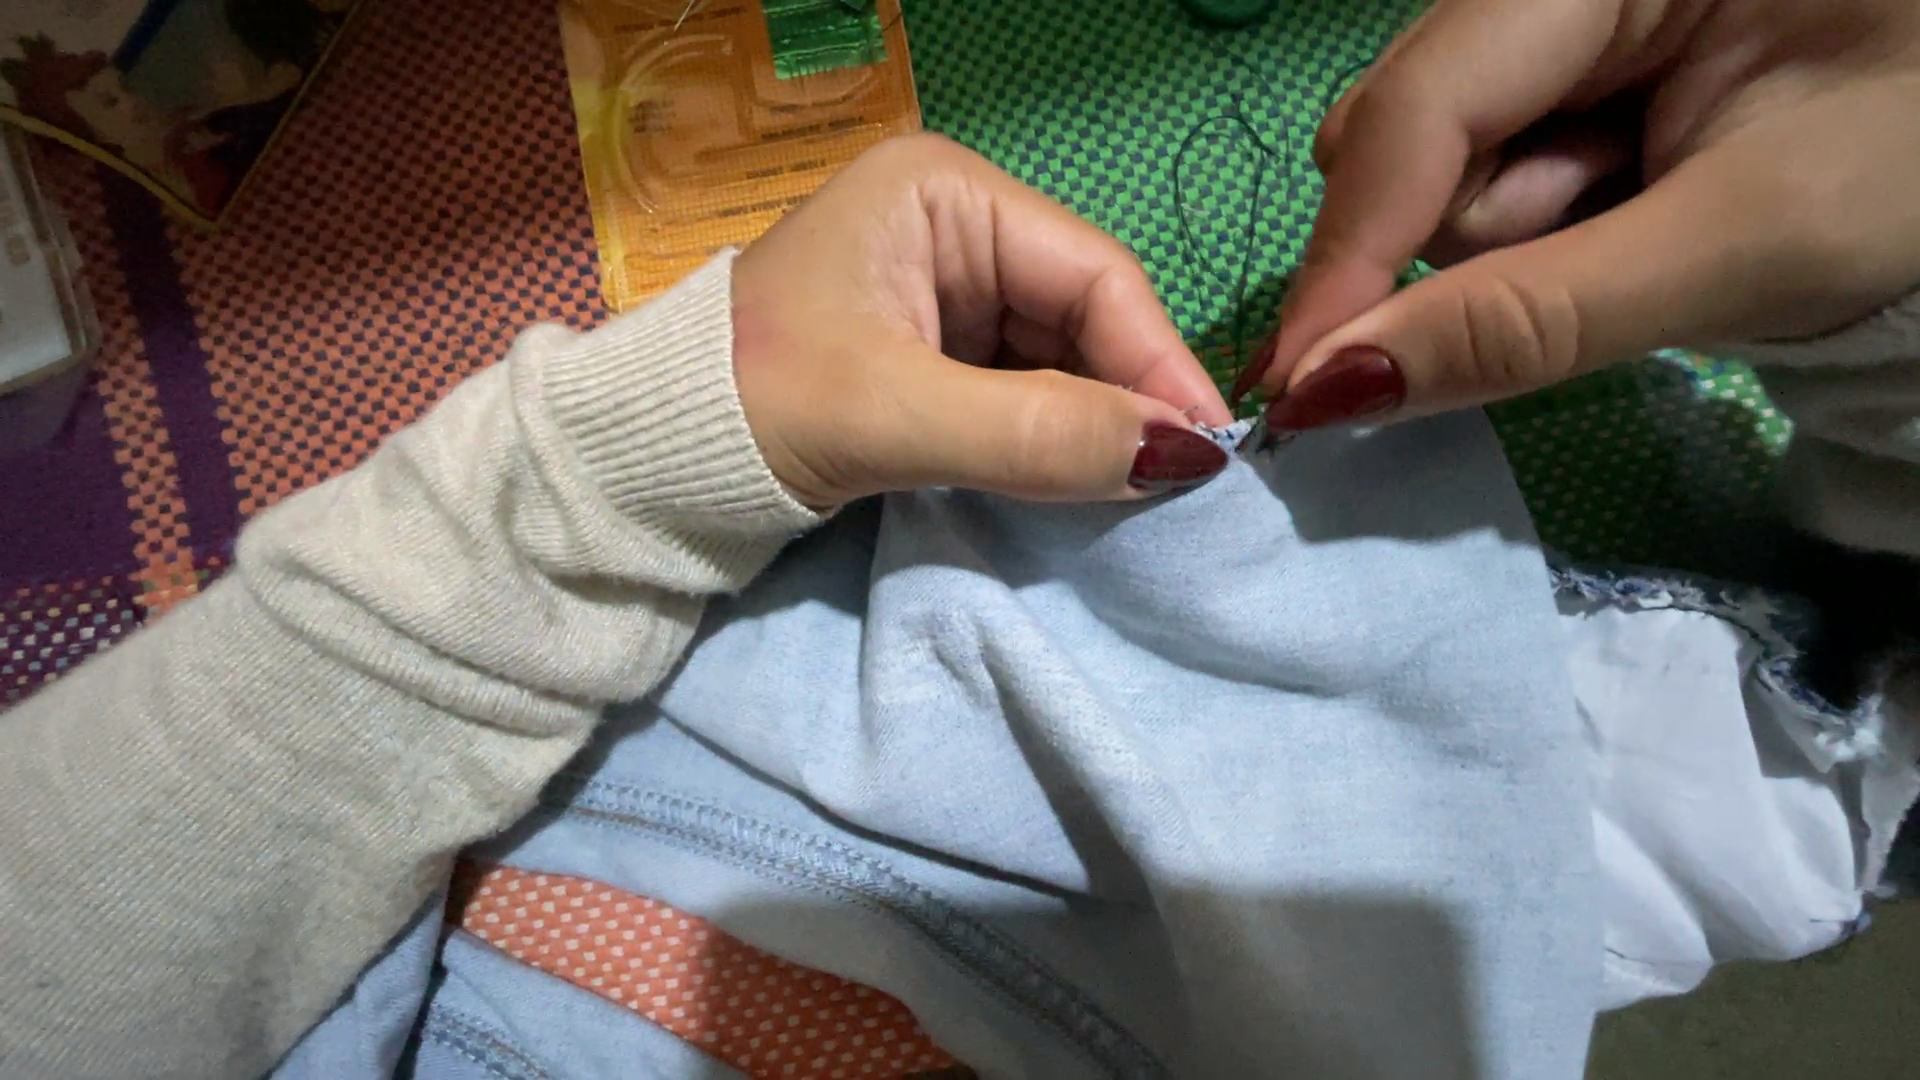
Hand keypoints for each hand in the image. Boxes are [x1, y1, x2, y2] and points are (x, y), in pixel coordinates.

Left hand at [731, 135, 1232, 509]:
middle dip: (1128, 398)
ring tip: (1137, 486)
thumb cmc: (753, 404)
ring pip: (1057, 360)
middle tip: (1176, 480)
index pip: (1091, 273)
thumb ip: (1034, 431)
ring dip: (1094, 424)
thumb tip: (1179, 455)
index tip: (1205, 448)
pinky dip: (1051, 437)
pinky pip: (1021, 392)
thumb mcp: (893, 413)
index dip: (1156, 361)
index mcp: (944, 195)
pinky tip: (1078, 475)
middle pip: (1081, 315)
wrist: (655, 458)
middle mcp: (954, 232)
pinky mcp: (935, 355)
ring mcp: (945, 295)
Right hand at [1238, 0, 1919, 433]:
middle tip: (1588, 257)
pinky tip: (1604, 204)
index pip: (1416, 109)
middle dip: (1458, 238)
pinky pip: (1455, 182)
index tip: (1294, 382)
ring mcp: (1536, 24)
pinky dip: (1512, 227)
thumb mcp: (1747, 244)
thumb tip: (1325, 390)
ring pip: (1417, 175)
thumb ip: (1525, 320)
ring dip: (1495, 241)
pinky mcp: (1536, 77)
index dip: (1345, 255)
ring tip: (1626, 221)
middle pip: (1395, 140)